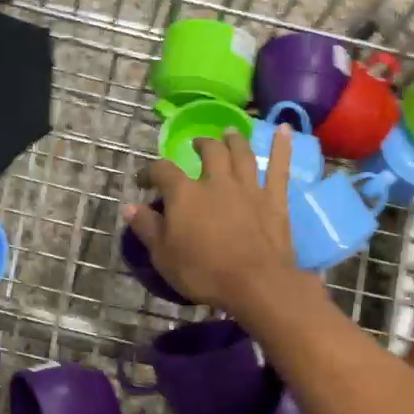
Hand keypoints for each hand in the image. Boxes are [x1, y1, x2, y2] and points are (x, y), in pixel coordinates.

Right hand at [124, 126, 300, 309]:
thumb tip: (128, 206)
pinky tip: (285, 129)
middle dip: (201, 144)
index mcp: (185, 193)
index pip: (163, 171)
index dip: (151, 172)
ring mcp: (248, 188)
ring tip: (229, 133)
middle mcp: (216, 181)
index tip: (144, 181)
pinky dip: (282, 147)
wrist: (255, 284)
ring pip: (241, 154)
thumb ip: (146, 227)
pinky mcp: (274, 200)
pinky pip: (280, 168)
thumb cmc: (203, 272)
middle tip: (197, 144)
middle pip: (209, 152)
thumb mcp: (163, 255)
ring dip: (234, 140)